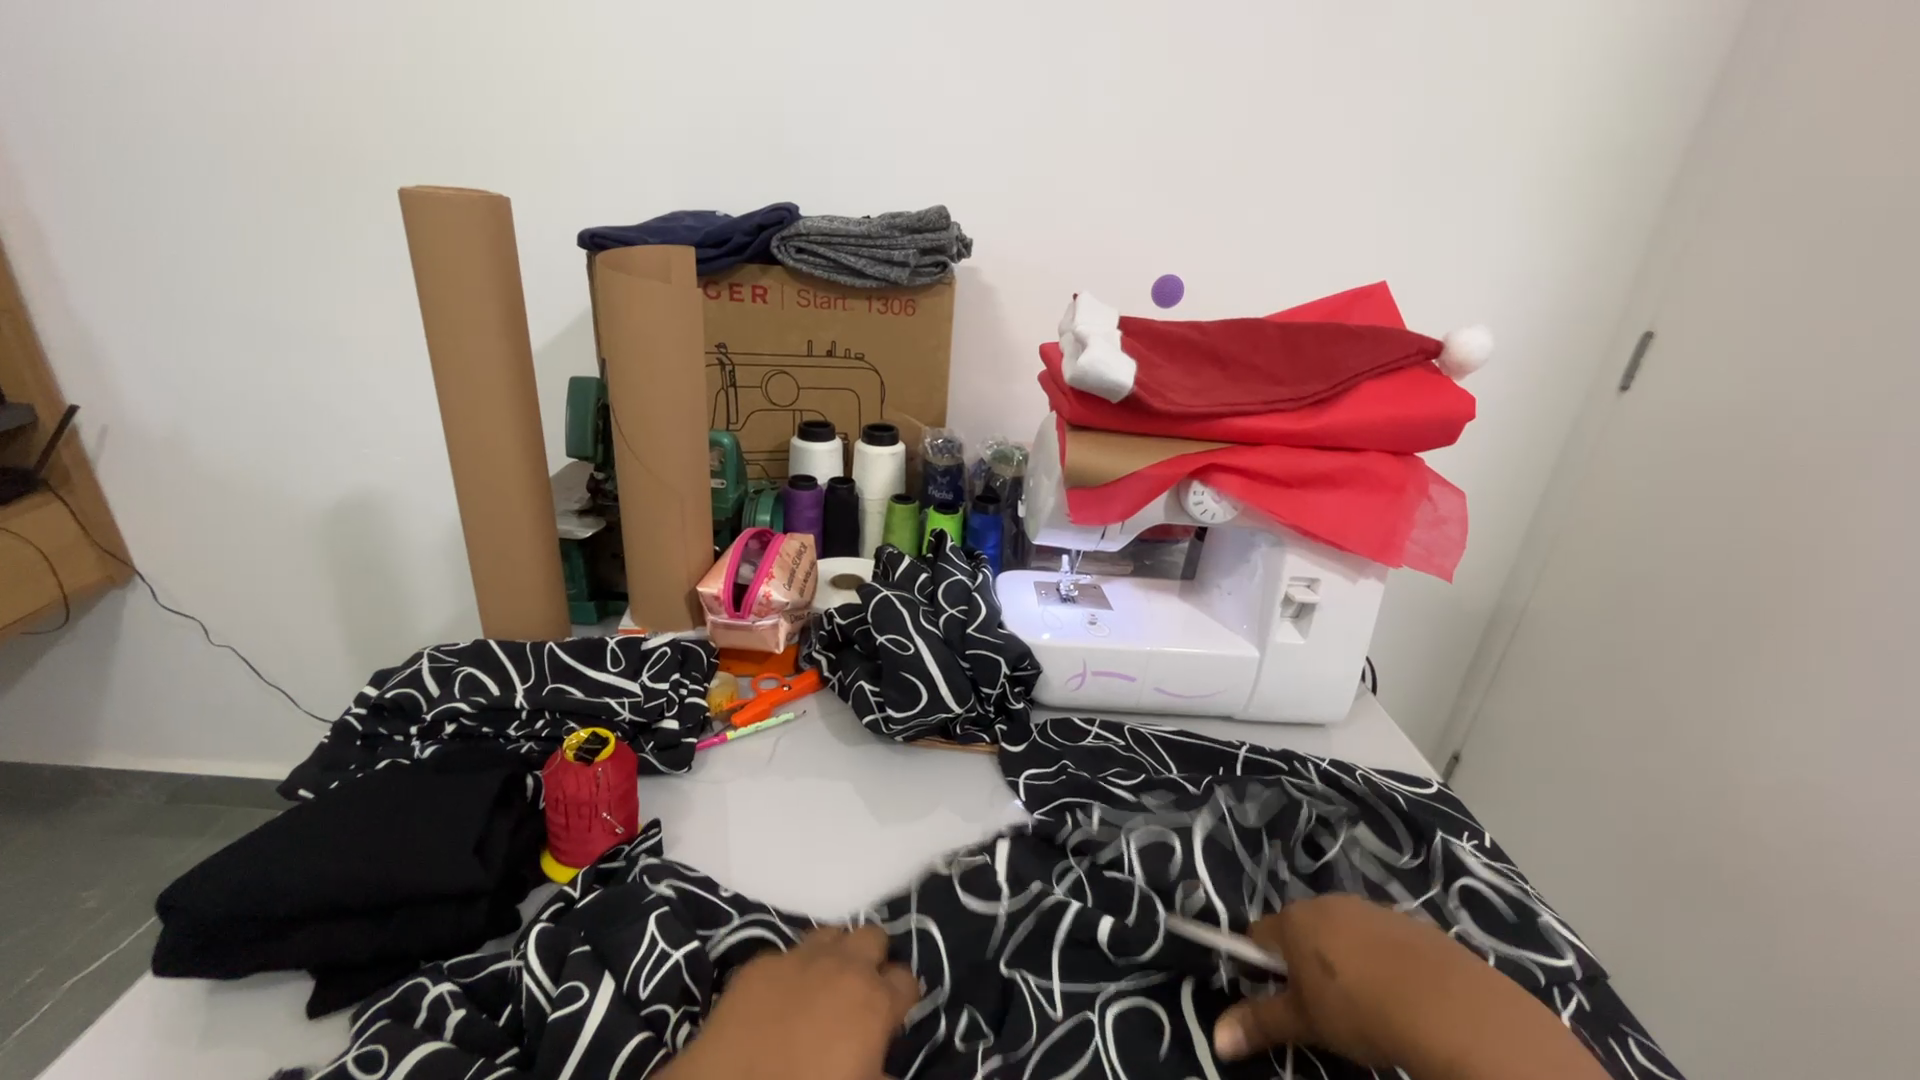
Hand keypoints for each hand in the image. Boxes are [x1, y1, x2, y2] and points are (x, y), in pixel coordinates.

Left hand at [663, 925, 920, 1079]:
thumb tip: (884, 1063)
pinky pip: (787, 951)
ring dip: (836, 953)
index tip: (894, 1013)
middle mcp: (842, 966)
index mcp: (875, 1001)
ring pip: (832, 932)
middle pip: (874, 937)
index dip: (902, 997)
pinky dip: (793, 968)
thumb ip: (882, 1065)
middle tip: (861, 990)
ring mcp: (798, 958)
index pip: (908, 979)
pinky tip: (783, 993)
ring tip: (825, 981)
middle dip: (873, 959)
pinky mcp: (760, 963)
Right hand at [1212, 895, 1607, 1079]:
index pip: (1258, 934)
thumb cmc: (1362, 1010)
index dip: (1259, 966)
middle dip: (1304, 964)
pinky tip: (1400, 998)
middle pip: (1302, 930)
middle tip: (1318, 1008)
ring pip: (1344, 934)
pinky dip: (1382, 963)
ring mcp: (1375, 910)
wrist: (1453, 1009)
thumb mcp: (1306, 1022)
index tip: (1274, 998)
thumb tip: (1215, 1040)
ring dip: (1344, 962)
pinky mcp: (1414, 924)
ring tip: (1364, 1006)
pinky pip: (1383, 941)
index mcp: (1296, 919)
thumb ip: (1260, 1023)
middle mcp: (1330, 904)